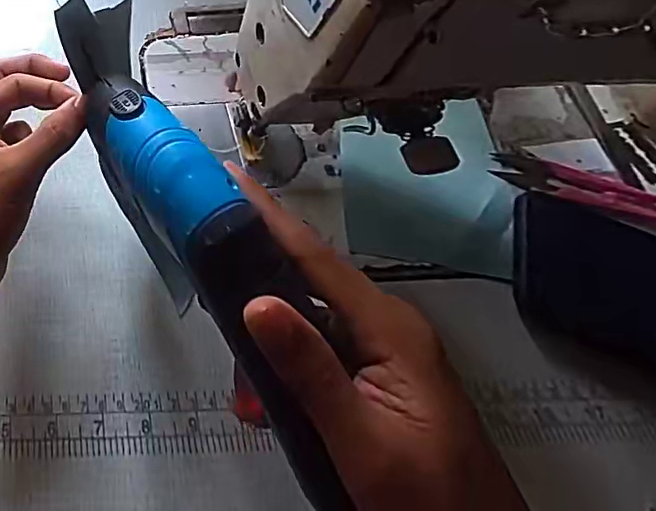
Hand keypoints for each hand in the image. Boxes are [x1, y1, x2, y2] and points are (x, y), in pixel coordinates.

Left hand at [0, 55, 85, 307]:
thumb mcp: (20, 171)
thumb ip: (54, 133)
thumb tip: (82, 104)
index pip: (12, 82)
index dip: (48, 86)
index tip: (80, 100)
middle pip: (4, 82)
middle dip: (36, 77)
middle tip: (68, 80)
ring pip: (9, 109)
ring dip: (35, 106)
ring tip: (66, 114)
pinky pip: (12, 136)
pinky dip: (33, 134)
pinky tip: (47, 149)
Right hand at [228, 162, 527, 510]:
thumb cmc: (433, 504)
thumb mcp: (363, 444)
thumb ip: (309, 371)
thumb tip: (256, 304)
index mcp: (389, 328)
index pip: (314, 256)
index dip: (269, 214)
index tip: (232, 178)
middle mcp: (387, 325)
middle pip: (304, 287)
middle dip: (259, 303)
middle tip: (223, 324)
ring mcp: (384, 349)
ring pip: (308, 323)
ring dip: (273, 349)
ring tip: (252, 396)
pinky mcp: (379, 373)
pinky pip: (321, 349)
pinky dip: (291, 367)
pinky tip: (275, 403)